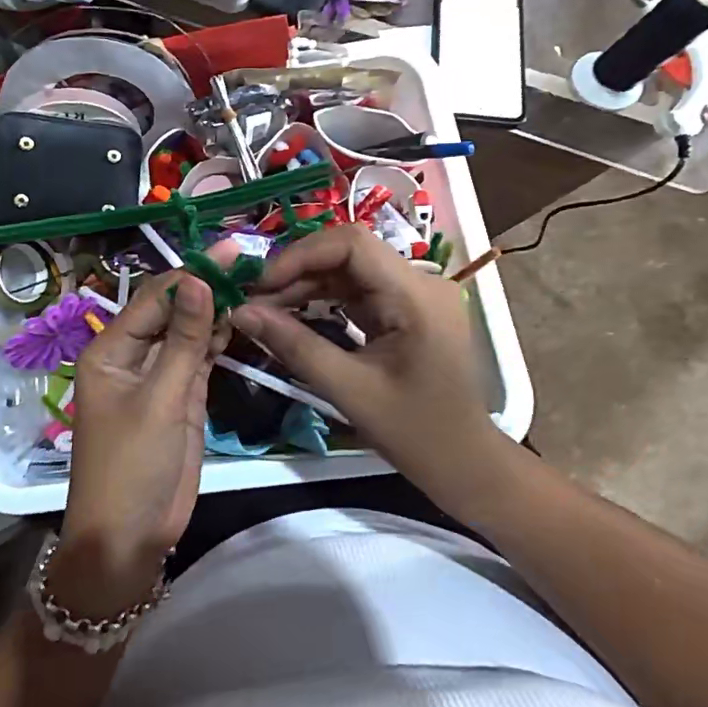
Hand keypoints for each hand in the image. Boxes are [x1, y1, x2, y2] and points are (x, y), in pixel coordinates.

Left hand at [57, 272, 226, 614]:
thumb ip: (185, 340)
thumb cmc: (132, 466)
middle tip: (251, 262)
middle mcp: (133, 356)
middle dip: (206, 287)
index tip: (231, 250)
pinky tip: (241, 321)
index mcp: (110, 351)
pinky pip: (200, 358)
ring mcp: (159, 377)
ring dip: (216, 311)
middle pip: (172, 311)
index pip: (154, 298)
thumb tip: (200, 280)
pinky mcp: (180, 397)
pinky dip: (218, 341)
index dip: (192, 272)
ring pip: (189, 332)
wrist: (130, 537)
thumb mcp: (161, 400)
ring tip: (254, 283)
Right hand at [229, 227, 505, 509]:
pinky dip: (326, 300)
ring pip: (352, 270)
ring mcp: (417, 294)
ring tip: (267, 310)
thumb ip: (295, 346)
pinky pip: (361, 291)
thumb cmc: (415, 433)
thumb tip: (241, 313)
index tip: (261, 285)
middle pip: (350, 253)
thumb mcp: (349, 390)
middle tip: (255, 301)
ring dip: (308, 285)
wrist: (465, 462)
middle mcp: (421, 282)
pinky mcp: (409, 309)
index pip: (353, 244)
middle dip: (299, 271)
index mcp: (416, 296)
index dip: (301, 255)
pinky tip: (295, 315)